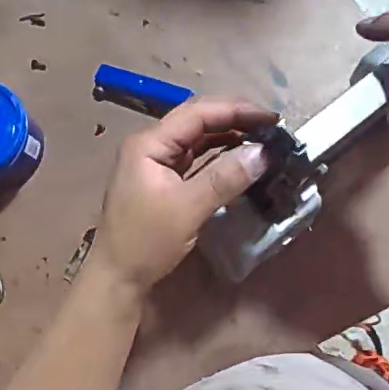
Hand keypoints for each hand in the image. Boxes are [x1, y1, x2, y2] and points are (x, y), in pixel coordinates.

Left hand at [92, 97, 277, 288]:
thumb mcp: (188, 208)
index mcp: (149, 144)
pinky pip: (196, 157)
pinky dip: (220, 154)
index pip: (198, 113)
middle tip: (270, 125)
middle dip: (234, 118)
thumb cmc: (146, 242)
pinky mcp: (164, 181)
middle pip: (197, 120)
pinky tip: (240, 157)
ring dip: (229, 135)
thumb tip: (264, 152)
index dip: (236, 110)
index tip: (271, 118)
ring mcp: (156, 163)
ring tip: (261, 138)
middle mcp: (151, 146)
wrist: (117, 279)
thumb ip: (226, 177)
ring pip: (197, 138)